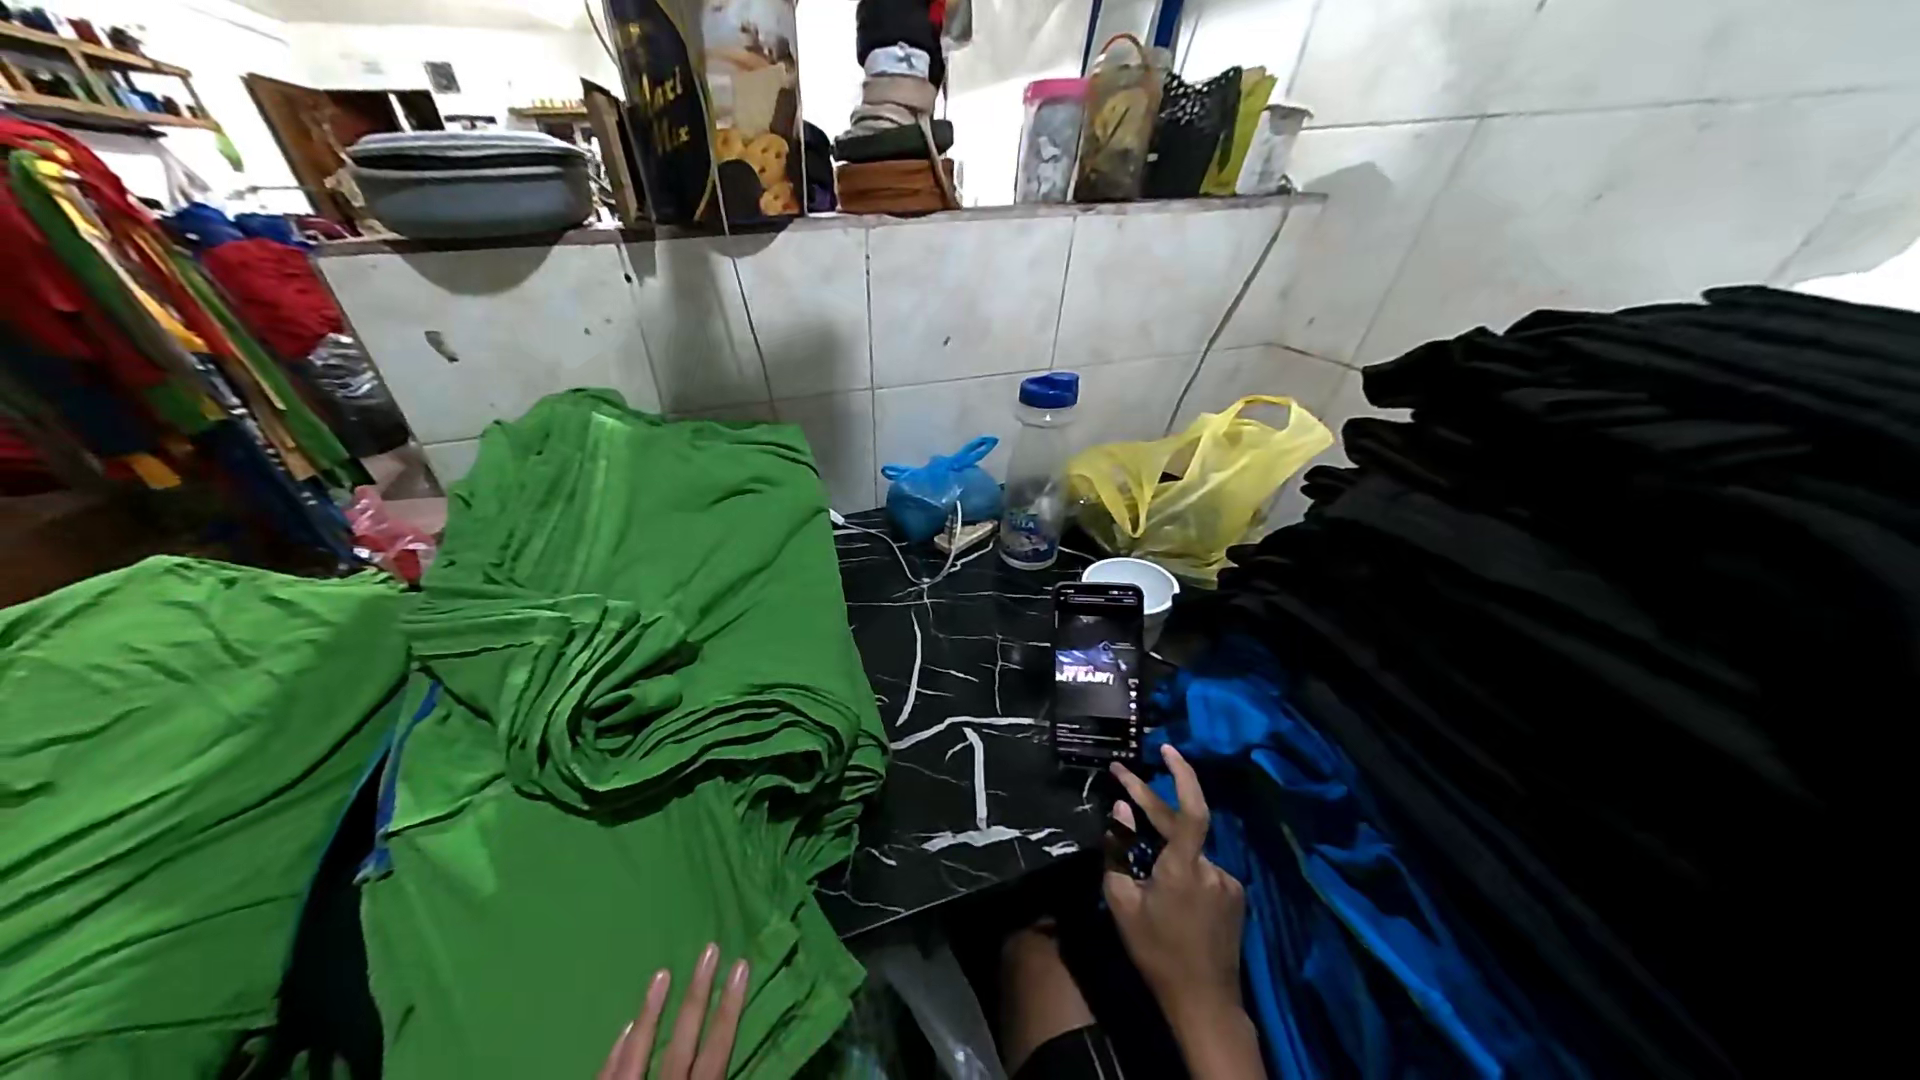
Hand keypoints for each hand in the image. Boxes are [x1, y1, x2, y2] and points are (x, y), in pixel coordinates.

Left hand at [597, 943, 748, 1079]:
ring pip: (640, 1050)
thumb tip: (747, 1057)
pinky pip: (607, 1076)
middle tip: (710, 948)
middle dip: (697, 993)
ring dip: (651, 1011)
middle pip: (683, 1039)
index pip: (717, 1049)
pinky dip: (616, 1052)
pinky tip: (625, 1028)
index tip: (740, 966)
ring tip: (662, 972)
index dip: (730, 1007)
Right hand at [1105, 745, 1247, 1027]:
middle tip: (1122, 779)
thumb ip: (1118, 849)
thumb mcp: (1122, 901)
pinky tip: (1172, 898)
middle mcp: (1211, 866)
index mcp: (1182, 866)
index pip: (1189, 808)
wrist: (1204, 1001)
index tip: (1166, 749)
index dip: (1181, 774)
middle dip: (1149, 799)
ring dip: (1167, 851)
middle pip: (1181, 821)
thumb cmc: (1155, 951)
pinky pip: (1203, 869)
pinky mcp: (1236, 895)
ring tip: (1150, 884)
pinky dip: (1184, 870)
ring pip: (1190, 850)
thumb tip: (1121, 808)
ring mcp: (1228, 881)